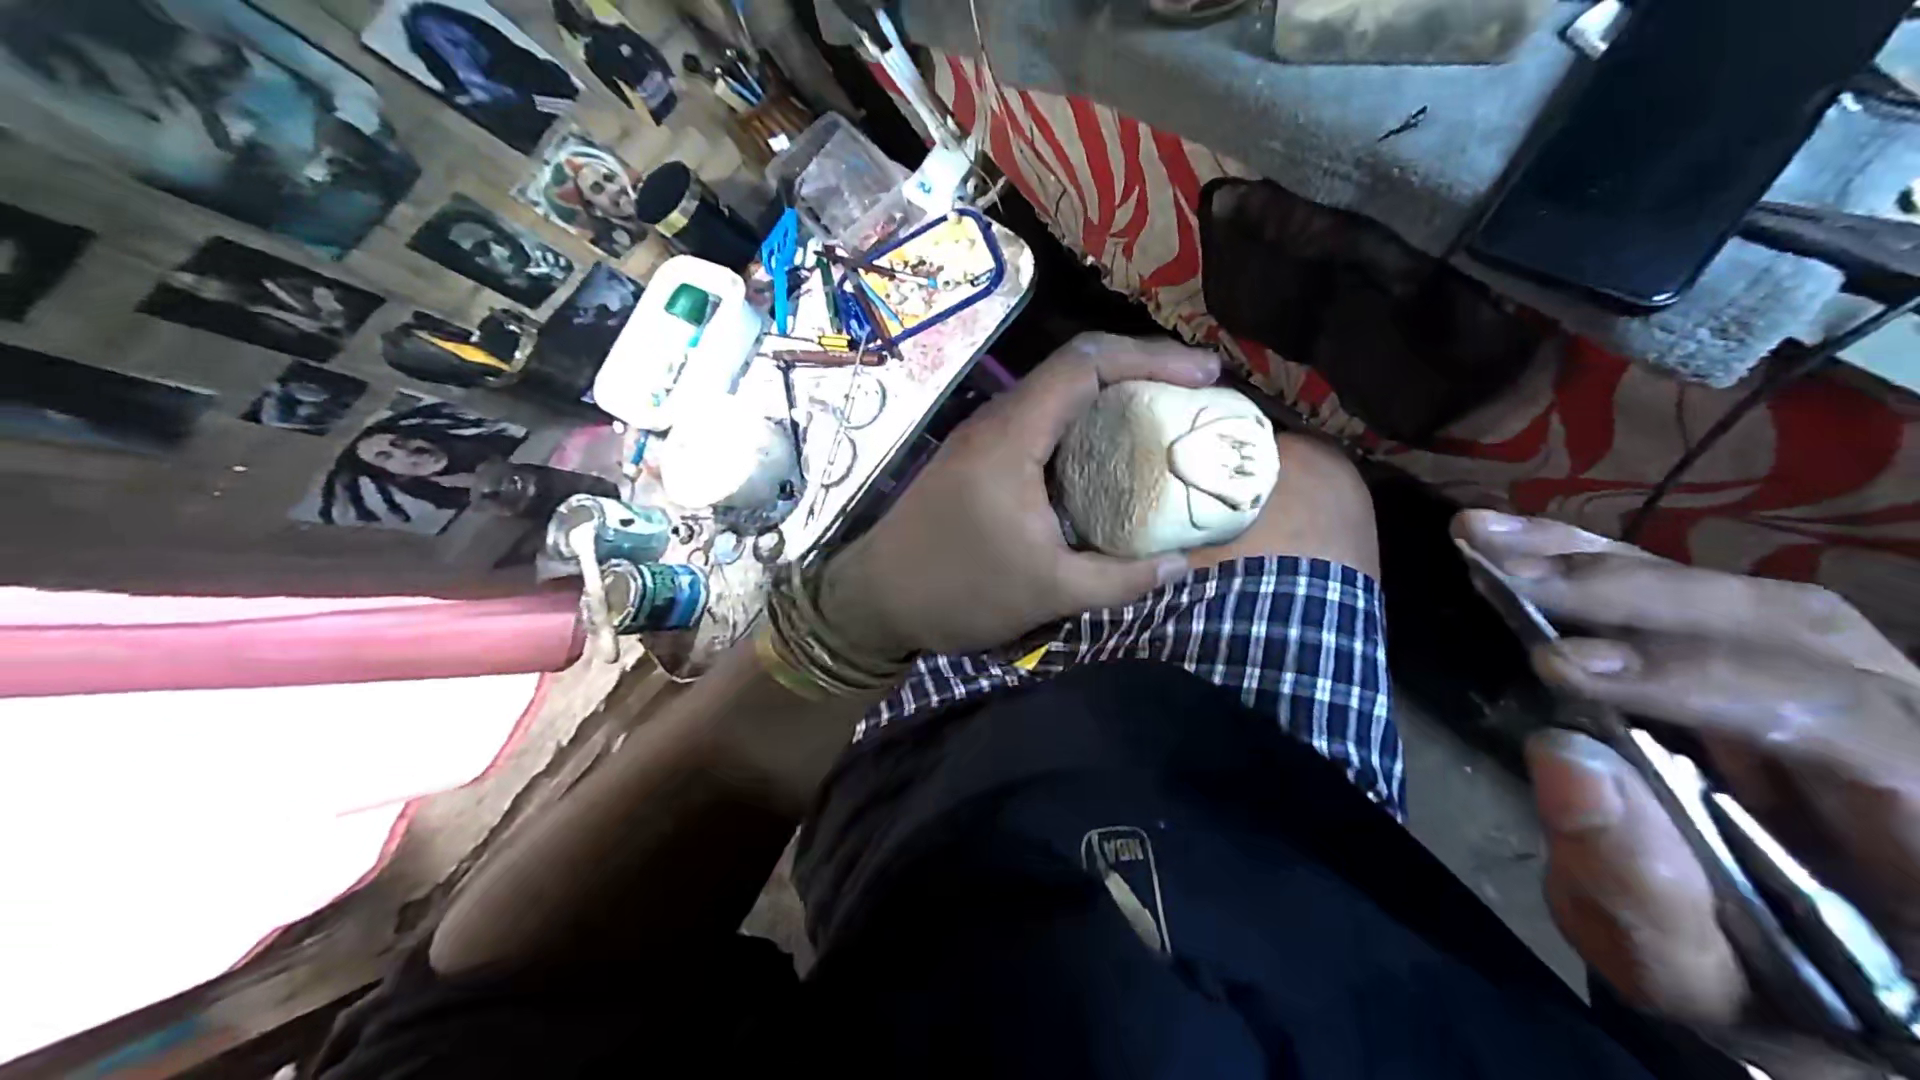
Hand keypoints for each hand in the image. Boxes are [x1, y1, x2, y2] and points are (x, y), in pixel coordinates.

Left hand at [819, 333, 1218, 656]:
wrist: (874, 601)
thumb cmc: (956, 591)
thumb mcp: (1047, 592)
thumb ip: (1119, 579)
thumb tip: (1179, 566)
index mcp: (1012, 438)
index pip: (1085, 364)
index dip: (1150, 357)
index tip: (1203, 375)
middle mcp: (995, 422)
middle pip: (1073, 368)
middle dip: (1140, 369)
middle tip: (1193, 393)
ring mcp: (980, 439)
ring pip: (1055, 395)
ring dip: (1110, 397)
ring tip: (1162, 416)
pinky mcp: (975, 459)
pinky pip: (1039, 424)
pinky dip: (1082, 426)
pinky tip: (1106, 454)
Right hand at [1454, 510, 1919, 1076]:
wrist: (1820, 1002)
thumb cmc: (1775, 1016)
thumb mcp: (1702, 991)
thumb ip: (1646, 898)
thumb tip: (1560, 754)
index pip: (1847, 720)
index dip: (1698, 681)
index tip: (1554, 668)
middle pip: (1801, 629)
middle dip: (1634, 595)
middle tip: (1504, 570)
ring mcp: (1852, 701)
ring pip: (1749, 599)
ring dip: (1604, 561)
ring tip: (1488, 538)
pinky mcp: (1771, 683)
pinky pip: (1703, 604)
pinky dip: (1604, 565)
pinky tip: (1523, 542)